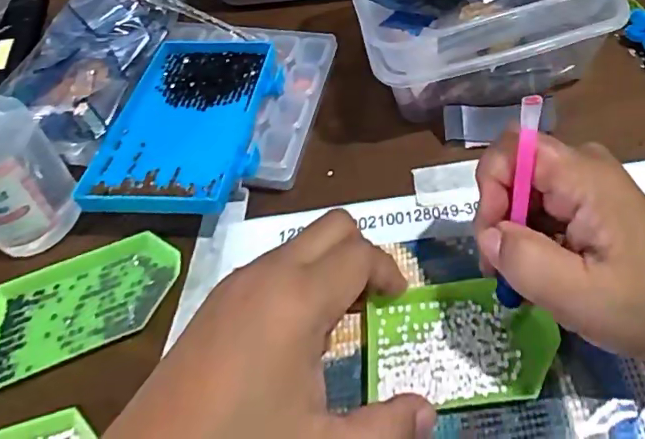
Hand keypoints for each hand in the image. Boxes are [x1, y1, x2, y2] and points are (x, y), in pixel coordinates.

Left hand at [108, 210, 435, 438]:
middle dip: (362, 252)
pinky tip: (293, 335)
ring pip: (301, 242)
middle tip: (372, 300)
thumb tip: (428, 412)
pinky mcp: (217, 297)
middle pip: (333, 225)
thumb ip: (383, 427)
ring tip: (337, 322)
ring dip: (328, 265)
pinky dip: (298, 278)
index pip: (361, 253)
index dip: (389, 270)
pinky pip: (273, 264)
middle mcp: (270, 272)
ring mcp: (238, 281)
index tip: (400, 300)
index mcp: (300, 297)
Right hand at [473, 130, 644, 371]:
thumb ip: (526, 261)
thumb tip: (487, 235)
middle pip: (515, 167)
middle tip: (503, 269)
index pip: (512, 147)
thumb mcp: (579, 296)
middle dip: (499, 214)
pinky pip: (543, 202)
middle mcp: (582, 163)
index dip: (491, 185)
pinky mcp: (590, 198)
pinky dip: (533, 234)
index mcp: (581, 174)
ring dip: (515, 229)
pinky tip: (545, 271)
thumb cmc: (644, 306)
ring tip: (525, 279)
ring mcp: (587, 180)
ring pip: (525, 187)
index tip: (494, 239)